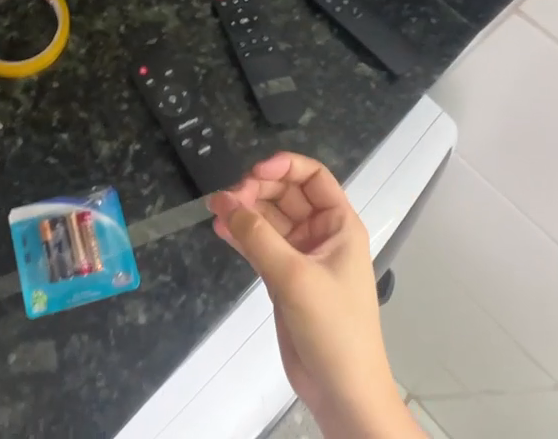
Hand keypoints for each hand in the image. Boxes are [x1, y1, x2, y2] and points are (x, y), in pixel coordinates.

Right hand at [208, 153, 421, 438]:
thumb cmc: (333, 327)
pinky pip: (259, 244)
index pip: (314, 177)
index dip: (284, 166)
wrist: (342, 390)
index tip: (253, 174)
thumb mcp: (295, 277)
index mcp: (340, 225)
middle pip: (286, 194)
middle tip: (227, 200)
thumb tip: (224, 203)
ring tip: (215, 210)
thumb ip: (258, 237)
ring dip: (244, 211)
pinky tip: (220, 229)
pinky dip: (241, 234)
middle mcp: (321, 235)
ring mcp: (301, 256)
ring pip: (269, 219)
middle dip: (257, 190)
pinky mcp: (283, 278)